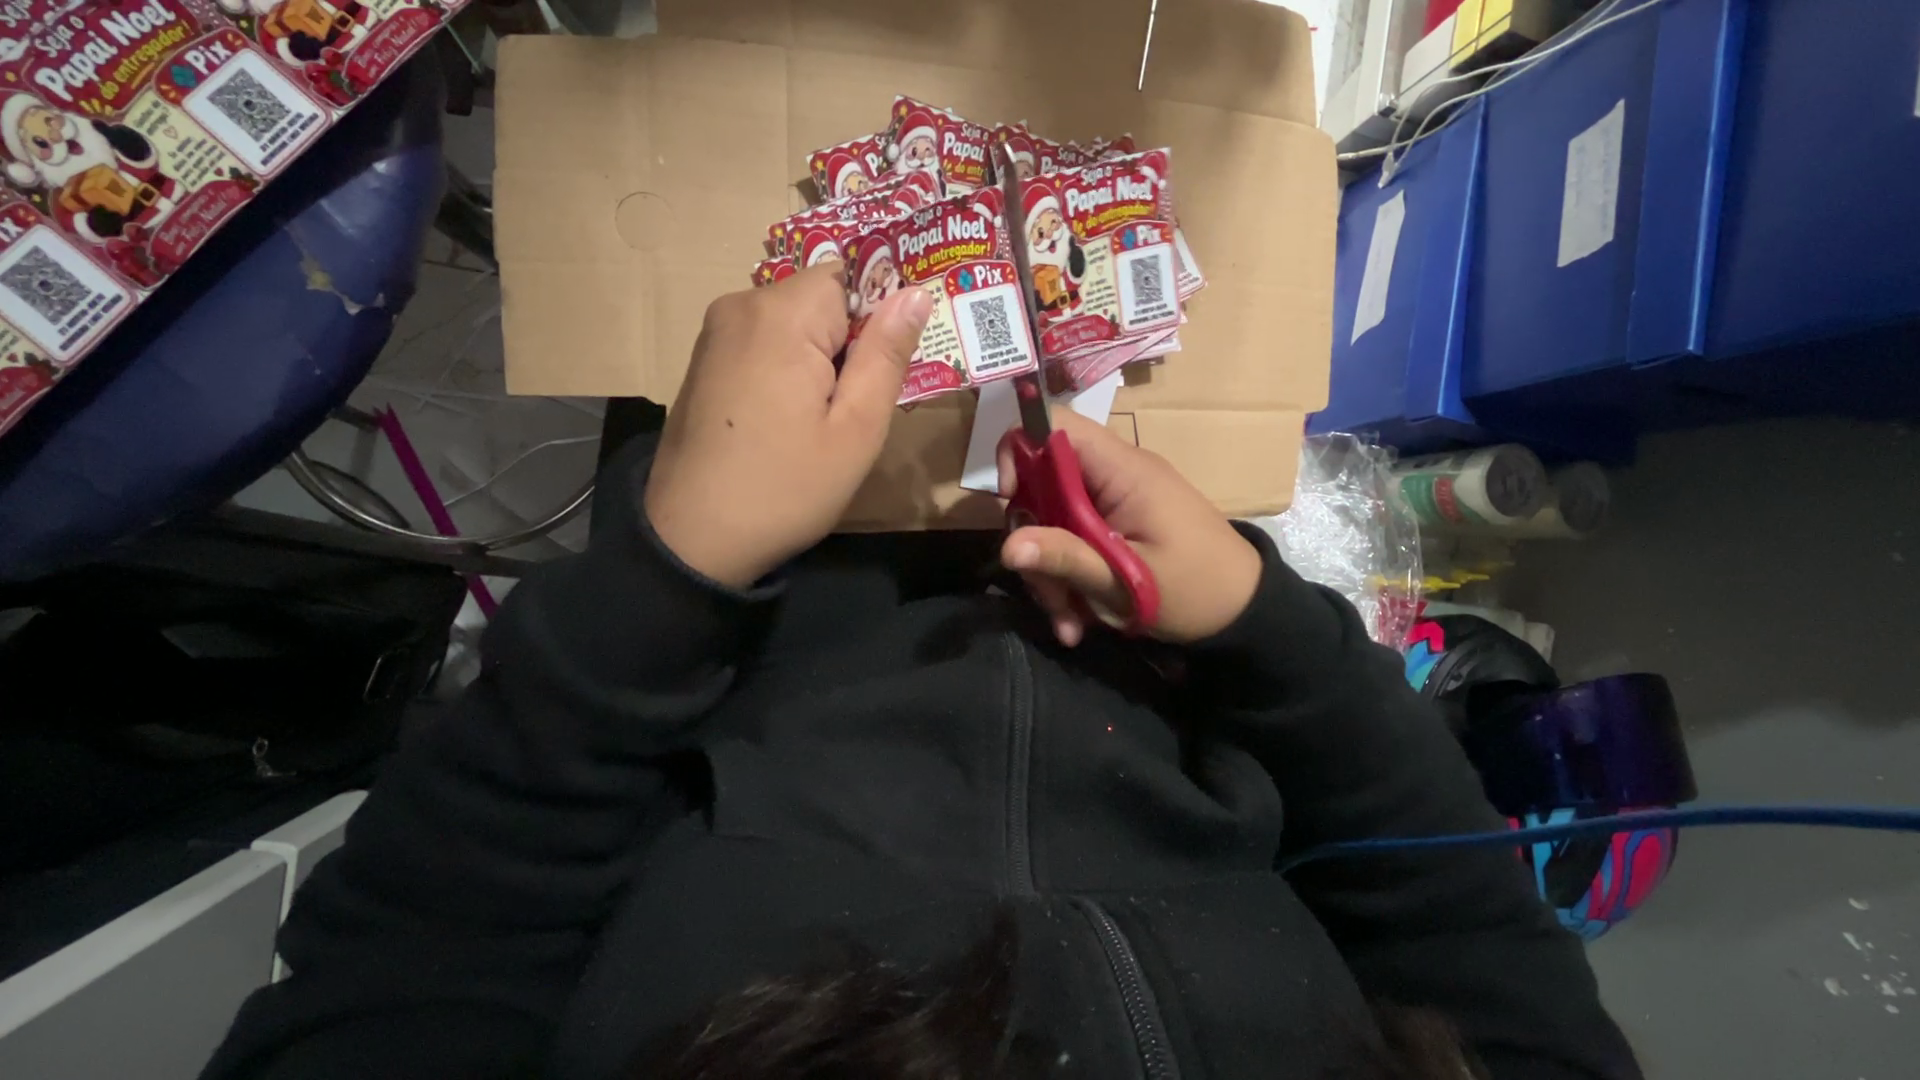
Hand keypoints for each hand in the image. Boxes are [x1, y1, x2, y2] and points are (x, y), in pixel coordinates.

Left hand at [646, 265, 933, 587]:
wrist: (693, 537)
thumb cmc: (786, 488)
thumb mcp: (856, 429)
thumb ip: (887, 354)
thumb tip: (917, 292)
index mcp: (782, 314)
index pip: (852, 275)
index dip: (877, 318)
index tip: (884, 369)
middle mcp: (741, 305)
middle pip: (820, 298)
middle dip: (848, 342)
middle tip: (857, 406)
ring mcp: (715, 332)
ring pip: (793, 322)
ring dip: (819, 359)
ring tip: (822, 419)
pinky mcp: (704, 360)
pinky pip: (764, 342)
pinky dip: (788, 368)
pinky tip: (787, 419)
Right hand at [996, 409, 1261, 645]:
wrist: (1245, 612)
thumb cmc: (1194, 590)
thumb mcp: (1125, 581)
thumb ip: (1066, 559)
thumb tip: (1007, 546)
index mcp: (1123, 471)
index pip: (1057, 425)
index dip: (1021, 451)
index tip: (1013, 500)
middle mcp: (1114, 476)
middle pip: (1043, 486)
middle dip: (1035, 540)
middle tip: (1046, 592)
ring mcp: (1114, 502)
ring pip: (1053, 521)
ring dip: (1051, 573)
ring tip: (1069, 622)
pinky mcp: (1115, 526)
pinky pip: (1074, 541)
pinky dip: (1069, 578)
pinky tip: (1077, 621)